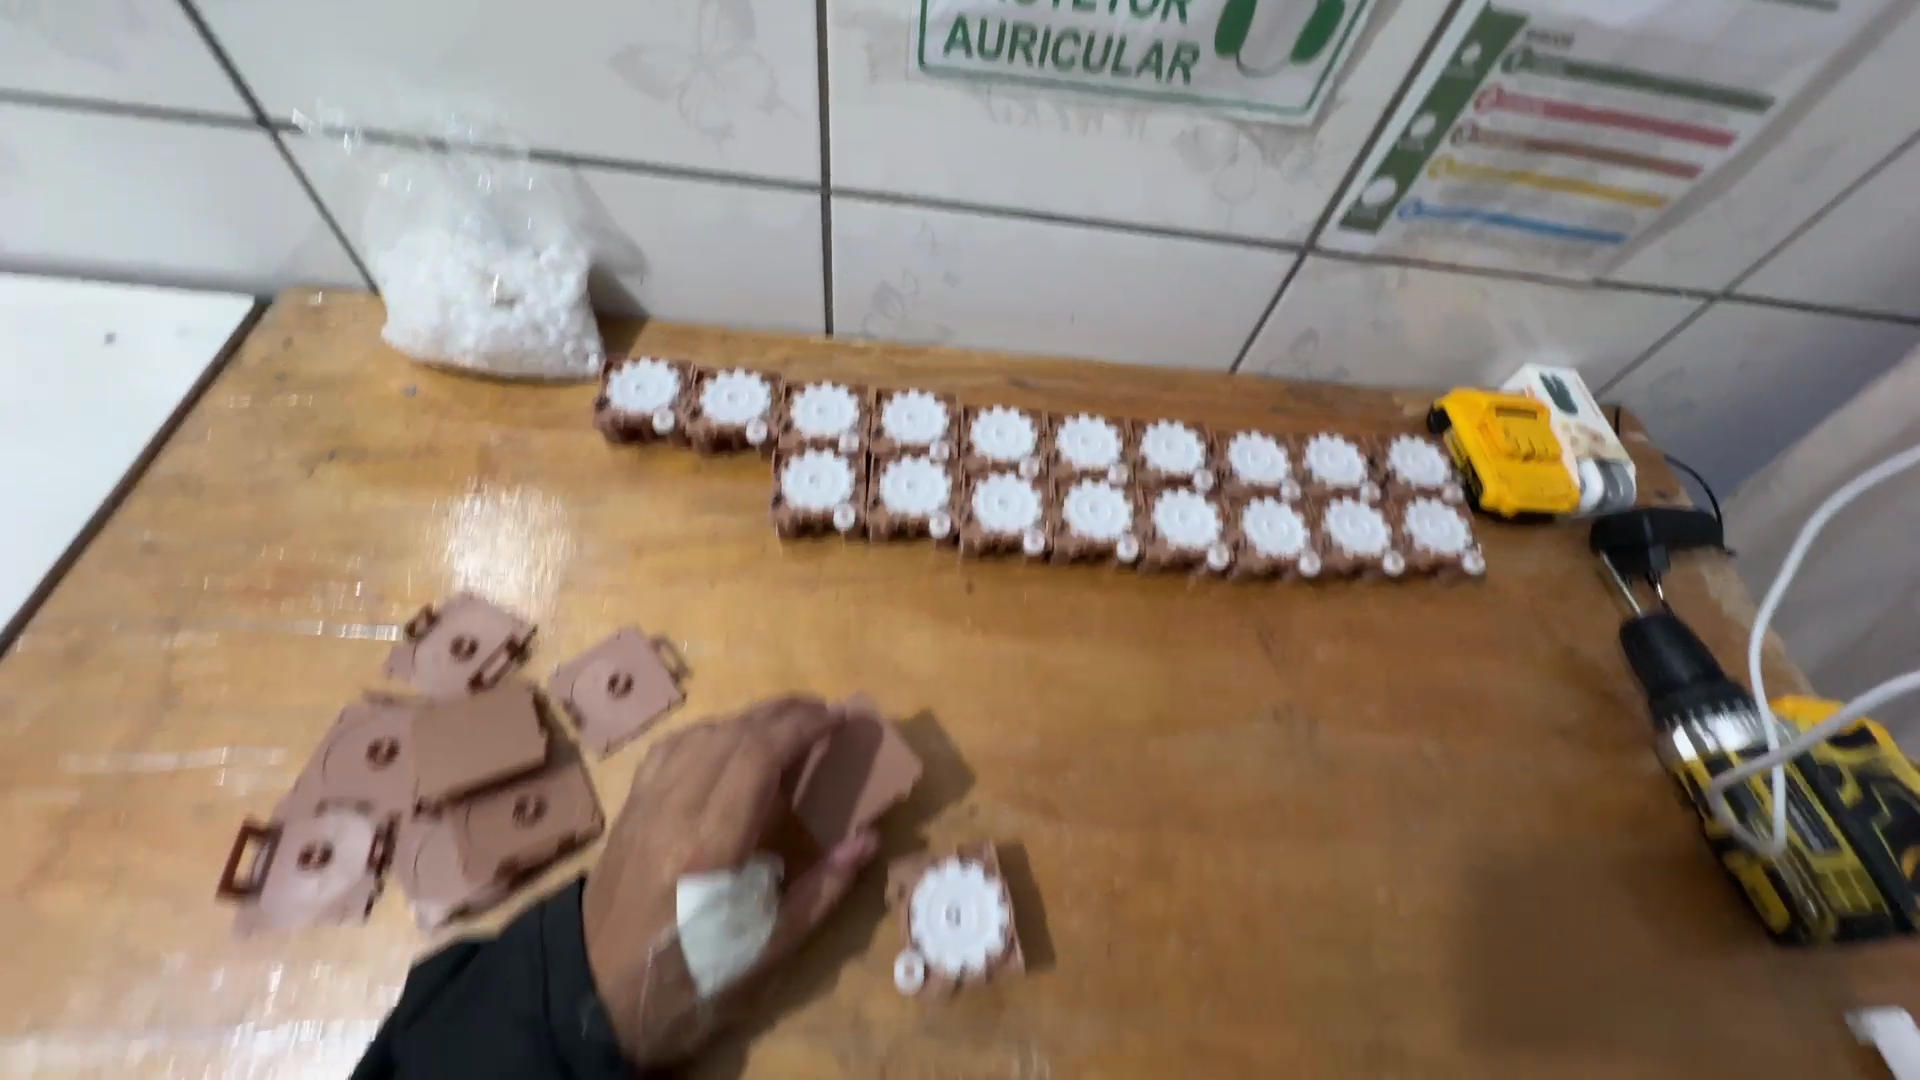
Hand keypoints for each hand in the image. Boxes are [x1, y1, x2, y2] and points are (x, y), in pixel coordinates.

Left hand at [581, 696, 879, 1064]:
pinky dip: (710, 731)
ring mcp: (646, 804)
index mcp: (711, 845)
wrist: (600, 1001)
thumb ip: (825, 888)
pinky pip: (671, 747)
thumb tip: (870, 839)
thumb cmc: (695, 978)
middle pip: (733, 733)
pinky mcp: (630, 808)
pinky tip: (730, 740)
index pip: (758, 754)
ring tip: (788, 721)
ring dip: (750, 717)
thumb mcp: (770, 949)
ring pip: (702, 733)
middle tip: (825, 712)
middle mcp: (674, 810)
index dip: (802, 725)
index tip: (839, 717)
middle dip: (785, 711)